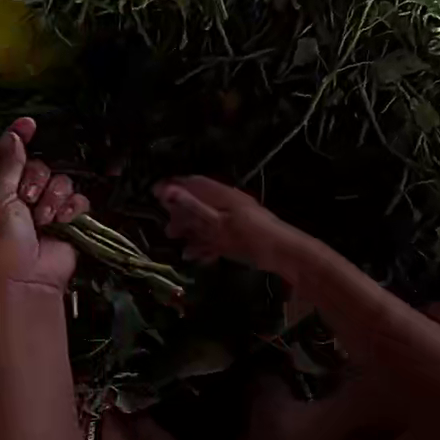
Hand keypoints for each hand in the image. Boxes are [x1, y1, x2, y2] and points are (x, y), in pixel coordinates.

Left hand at [0, 118, 90, 293]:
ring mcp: (46, 209)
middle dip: (36, 182)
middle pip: (40, 167)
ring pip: (61, 182)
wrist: (25, 280)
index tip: (30, 124)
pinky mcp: (69, 221)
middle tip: (27, 201)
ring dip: (54, 198)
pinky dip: (73, 208)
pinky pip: (78, 200)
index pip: (10, 155)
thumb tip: (12, 135)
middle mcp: (22, 197)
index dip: (19, 138)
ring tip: (45, 219)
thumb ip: (7, 165)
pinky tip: (63, 220)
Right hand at [153, 175, 311, 277]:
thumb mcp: (217, 224)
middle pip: (200, 203)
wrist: (284, 254)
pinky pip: (219, 236)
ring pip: (208, 221)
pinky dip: (206, 243)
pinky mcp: (242, 235)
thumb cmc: (249, 237)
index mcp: (222, 195)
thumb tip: (168, 191)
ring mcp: (236, 219)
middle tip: (167, 229)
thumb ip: (193, 208)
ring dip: (192, 231)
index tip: (154, 194)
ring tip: (177, 242)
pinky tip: (198, 256)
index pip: (193, 183)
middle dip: (181, 214)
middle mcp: (229, 203)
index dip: (173, 187)